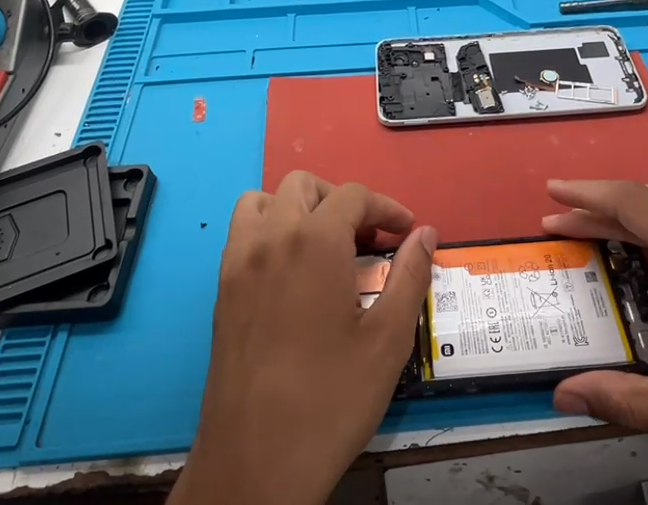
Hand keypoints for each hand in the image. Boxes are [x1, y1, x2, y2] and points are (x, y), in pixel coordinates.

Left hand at [170, 172, 435, 504]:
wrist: (255, 460)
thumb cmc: (331, 399)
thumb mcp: (388, 340)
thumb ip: (410, 276)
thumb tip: (426, 234)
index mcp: (314, 241)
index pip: (353, 195)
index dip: (386, 207)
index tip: (406, 233)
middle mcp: (270, 237)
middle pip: (304, 185)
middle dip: (342, 200)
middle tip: (369, 239)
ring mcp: (238, 262)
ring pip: (264, 201)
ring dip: (298, 208)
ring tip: (326, 246)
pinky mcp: (221, 290)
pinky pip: (242, 233)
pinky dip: (268, 230)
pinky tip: (292, 273)